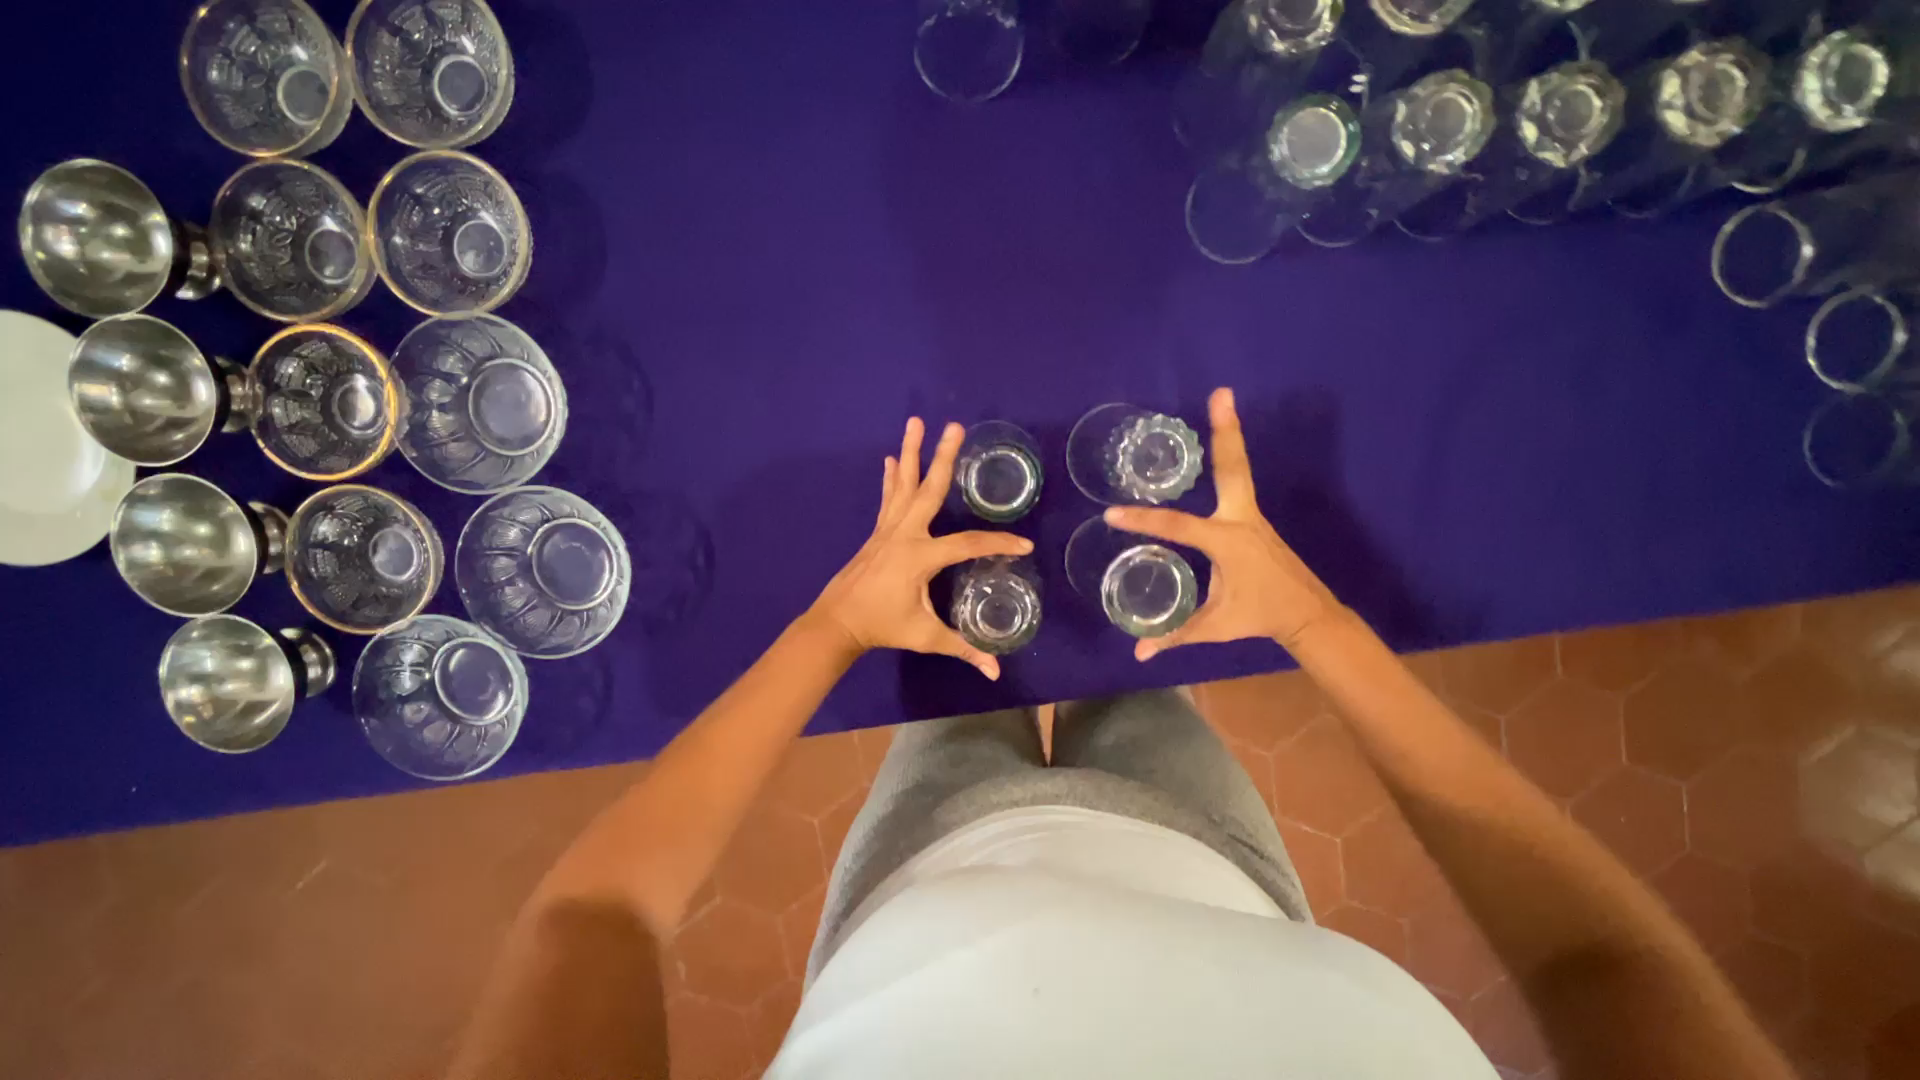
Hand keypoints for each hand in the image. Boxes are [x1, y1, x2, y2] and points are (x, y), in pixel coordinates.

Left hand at [809, 417, 1033, 678]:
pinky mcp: (878, 532)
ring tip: (916, 421)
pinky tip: (894, 458)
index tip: (1024, 545)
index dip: (998, 543)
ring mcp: (888, 529)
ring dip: (912, 451)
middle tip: (955, 425)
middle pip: (929, 488)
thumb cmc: (882, 627)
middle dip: (944, 457)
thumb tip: (994, 672)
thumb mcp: (925, 636)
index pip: (968, 544)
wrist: (837, 622)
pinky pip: (888, 497)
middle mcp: (904, 533)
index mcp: (920, 556)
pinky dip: (893, 477)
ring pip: (904, 483)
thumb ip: (961, 648)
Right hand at [1104, 387, 1343, 661]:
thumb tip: (1140, 652)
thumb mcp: (1214, 627)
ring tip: (1221, 398)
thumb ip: (1176, 635)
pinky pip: (1237, 483)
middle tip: (1221, 392)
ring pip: (1237, 468)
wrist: (1308, 614)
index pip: (1176, 526)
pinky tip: (1219, 445)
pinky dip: (1228, 459)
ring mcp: (1252, 516)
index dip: (1143, 520)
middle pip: (1231, 467)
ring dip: (1229, 434)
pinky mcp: (1254, 520)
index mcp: (1226, 542)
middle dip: (1225, 430)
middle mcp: (1241, 519)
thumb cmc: (1260, 617)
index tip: (1112, 514)